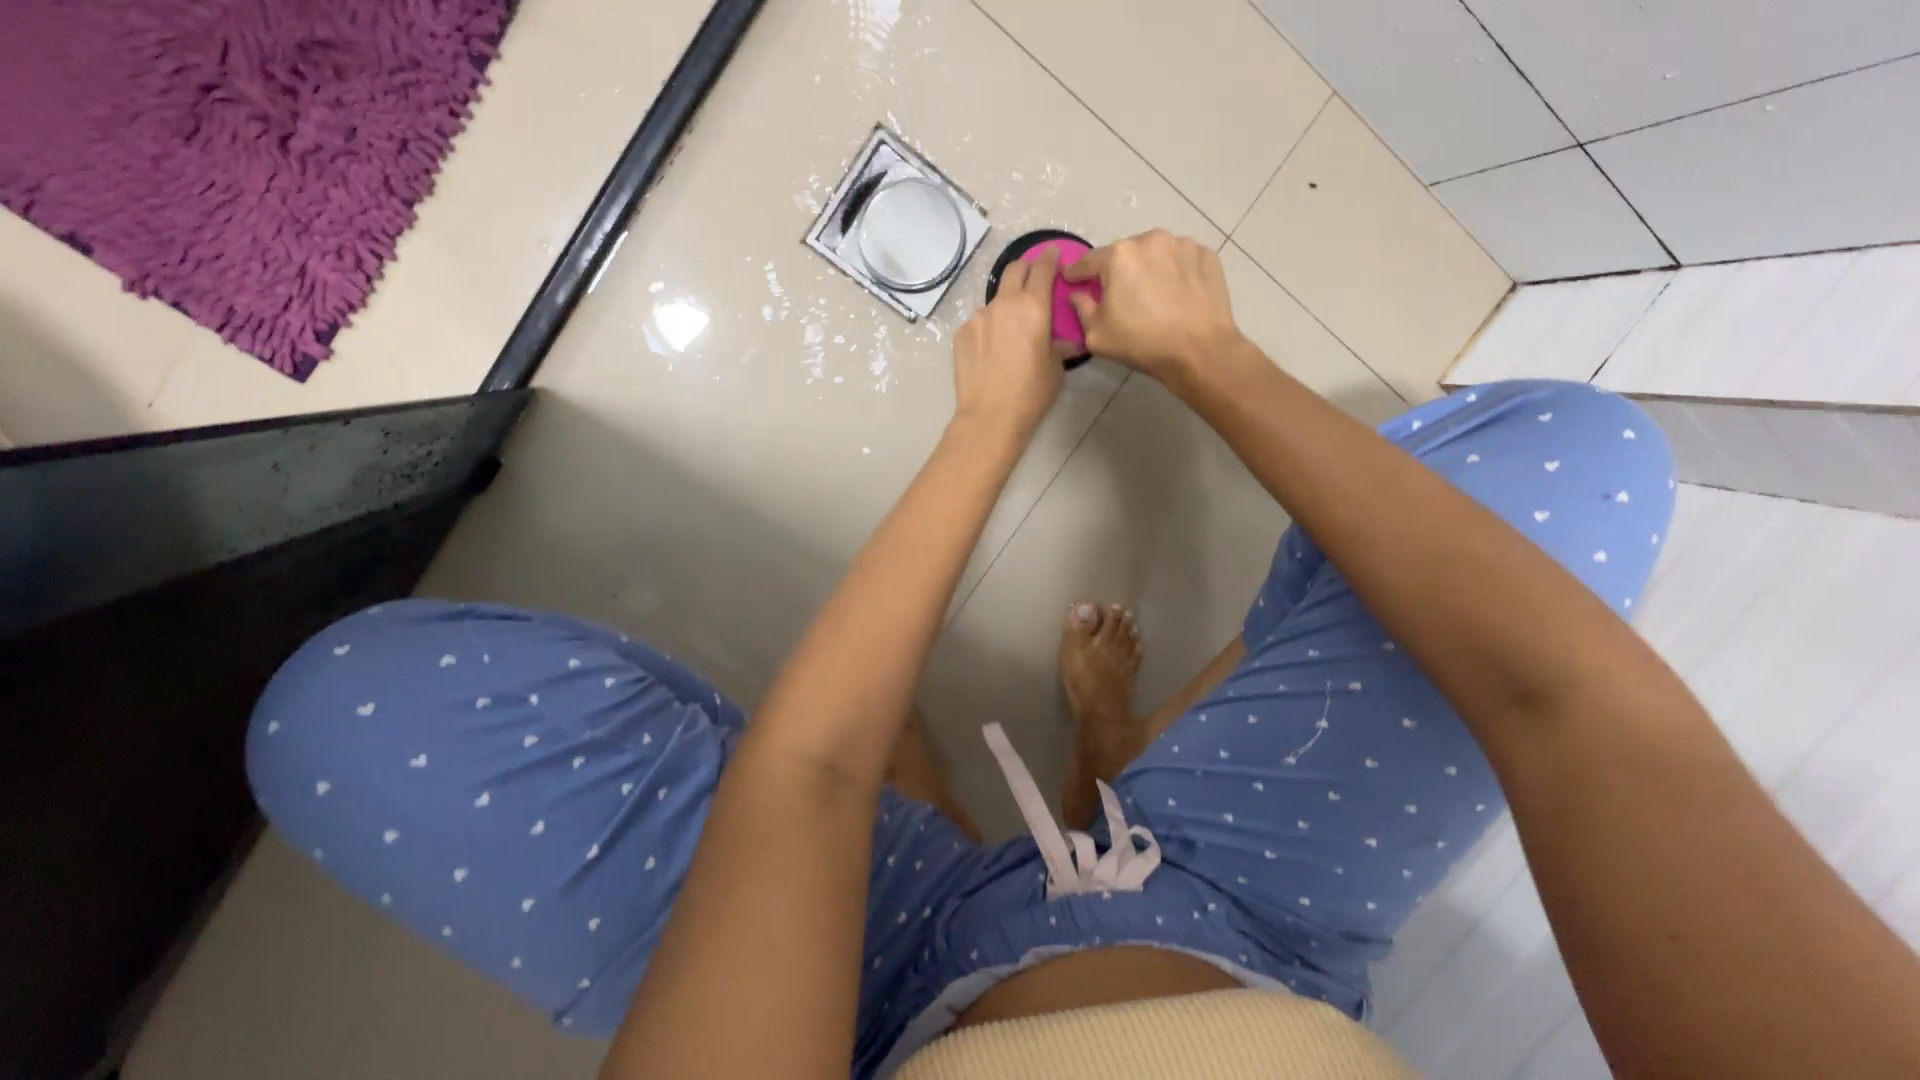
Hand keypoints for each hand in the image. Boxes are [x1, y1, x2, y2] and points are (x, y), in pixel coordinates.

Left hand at [951, 247, 1075, 436]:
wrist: (990, 415)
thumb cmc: (1031, 392)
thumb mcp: (1056, 368)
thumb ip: (1060, 345)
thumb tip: (1065, 342)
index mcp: (1033, 307)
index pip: (1043, 269)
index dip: (1050, 259)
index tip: (1053, 254)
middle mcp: (1004, 304)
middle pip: (1015, 270)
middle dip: (1026, 267)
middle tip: (1034, 275)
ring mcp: (978, 317)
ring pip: (996, 300)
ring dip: (1006, 304)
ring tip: (1011, 327)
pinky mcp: (961, 333)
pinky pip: (979, 322)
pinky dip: (989, 327)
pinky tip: (992, 349)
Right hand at [1062, 229, 1243, 378]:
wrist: (1200, 351)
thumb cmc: (1143, 343)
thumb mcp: (1097, 335)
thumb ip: (1081, 308)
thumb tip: (1078, 294)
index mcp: (1119, 255)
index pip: (1089, 261)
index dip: (1078, 273)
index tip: (1073, 280)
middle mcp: (1150, 239)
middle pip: (1125, 254)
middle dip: (1119, 271)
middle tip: (1121, 294)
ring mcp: (1183, 245)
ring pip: (1156, 254)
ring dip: (1150, 268)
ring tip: (1154, 294)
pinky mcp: (1207, 256)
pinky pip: (1183, 260)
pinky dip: (1177, 272)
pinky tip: (1179, 294)